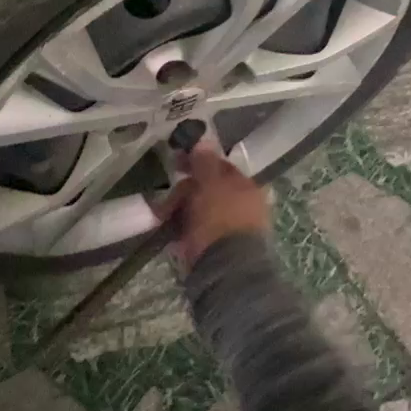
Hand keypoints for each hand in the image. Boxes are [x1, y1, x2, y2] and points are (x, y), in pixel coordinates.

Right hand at [156, 141, 270, 267]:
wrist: (226, 269)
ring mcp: (229, 229)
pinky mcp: (215, 249)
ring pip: (196, 211)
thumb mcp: (211, 184)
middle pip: (205, 189)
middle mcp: (241, 206)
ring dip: (177, 211)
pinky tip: (170, 234)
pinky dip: (180, 231)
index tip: (174, 163)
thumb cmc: (221, 219)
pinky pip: (193, 232)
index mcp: (247, 187)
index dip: (196, 162)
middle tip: (167, 201)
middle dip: (183, 192)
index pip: (219, 167)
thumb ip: (205, 163)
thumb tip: (202, 141)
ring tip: (163, 220)